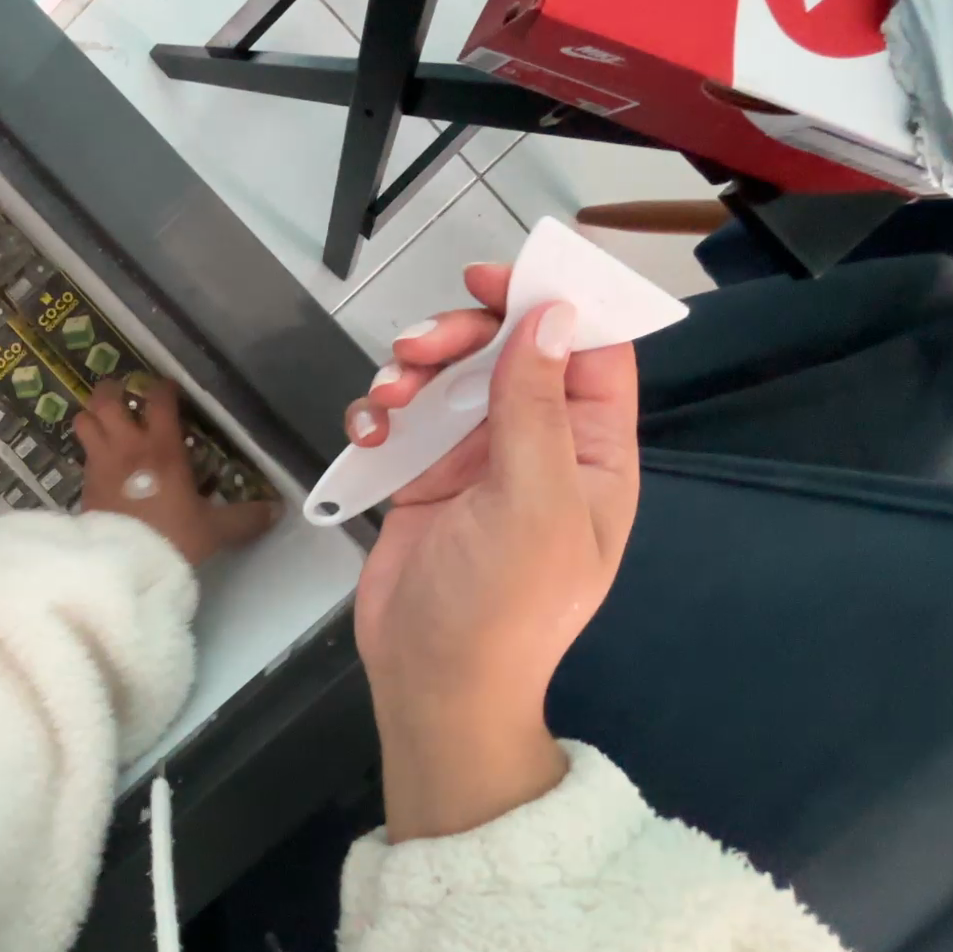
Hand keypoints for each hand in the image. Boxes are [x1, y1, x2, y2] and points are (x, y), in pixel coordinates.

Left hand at [77, 378, 280, 565]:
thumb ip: (244, 518)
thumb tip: (275, 510)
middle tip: (121, 394)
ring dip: (91, 415)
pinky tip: (99, 459)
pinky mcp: (84, 484)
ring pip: (84, 420)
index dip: (163, 388)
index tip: (168, 388)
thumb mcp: (214, 530)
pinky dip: (87, 448)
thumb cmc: (172, 538)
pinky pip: (81, 453)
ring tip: (101, 420)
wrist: (124, 563)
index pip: (159, 401)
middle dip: (112, 390)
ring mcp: (101, 462)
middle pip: (107, 400)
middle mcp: (127, 446)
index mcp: (162, 448)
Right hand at [346, 263, 640, 840]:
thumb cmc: (501, 602)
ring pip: (443, 381)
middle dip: (457, 338)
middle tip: (412, 348)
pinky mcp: (415, 476)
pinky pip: (397, 422)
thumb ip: (540, 408)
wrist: (431, 675)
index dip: (550, 303)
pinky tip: (364, 432)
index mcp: (588, 450)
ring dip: (408, 375)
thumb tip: (553, 317)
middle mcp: (532, 445)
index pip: (588, 352)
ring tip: (382, 400)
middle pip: (503, 354)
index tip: (493, 276)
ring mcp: (469, 461)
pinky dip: (376, 415)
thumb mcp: (533, 502)